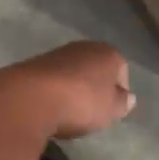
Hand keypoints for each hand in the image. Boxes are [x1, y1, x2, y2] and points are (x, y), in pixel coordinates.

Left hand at [0, 42, 134, 138]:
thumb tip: (129, 98)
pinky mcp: (34, 64)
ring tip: (65, 112)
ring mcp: (59, 53)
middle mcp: (87, 47)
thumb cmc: (80, 102)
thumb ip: (122, 104)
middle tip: (89, 112)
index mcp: (110, 53)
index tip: (109, 112)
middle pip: (96, 68)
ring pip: (73, 72)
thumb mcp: (109, 110)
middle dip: (94, 87)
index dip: (118, 92)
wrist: (29, 98)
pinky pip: (51, 79)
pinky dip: (52, 91)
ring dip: (72, 88)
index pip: (121, 71)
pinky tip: (46, 108)